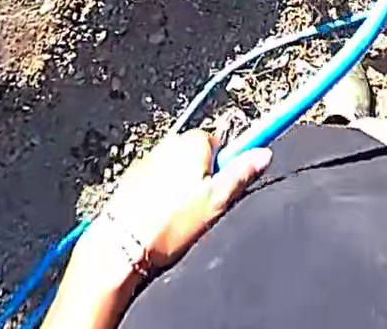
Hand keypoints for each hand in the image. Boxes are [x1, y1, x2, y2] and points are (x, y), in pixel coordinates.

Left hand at [90, 130, 270, 276]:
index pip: (222, 145)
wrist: (121, 246)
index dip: (223, 171)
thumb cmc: (169, 224)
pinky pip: (156, 180)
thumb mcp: (215, 202)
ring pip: (177, 169)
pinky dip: (159, 194)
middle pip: (199, 157)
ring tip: (175, 218)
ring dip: (180, 188)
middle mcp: (172, 141)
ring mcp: (150, 157)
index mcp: (195, 141)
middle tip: (198, 209)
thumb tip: (264, 154)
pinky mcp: (133, 175)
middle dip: (201, 180)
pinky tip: (158, 217)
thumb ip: (241, 174)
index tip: (220, 190)